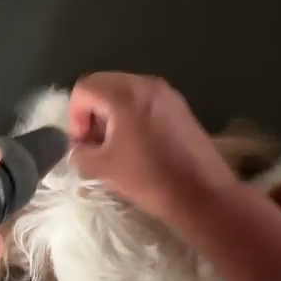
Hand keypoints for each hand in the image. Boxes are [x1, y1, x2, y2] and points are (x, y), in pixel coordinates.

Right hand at [67, 72, 235, 223]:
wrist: (204, 196)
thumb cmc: (150, 179)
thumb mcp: (103, 169)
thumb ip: (79, 153)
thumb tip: (79, 147)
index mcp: (124, 94)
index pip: (84, 88)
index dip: (75, 116)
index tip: (84, 143)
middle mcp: (146, 84)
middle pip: (103, 84)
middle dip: (92, 111)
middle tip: (96, 142)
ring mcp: (167, 94)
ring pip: (125, 91)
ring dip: (111, 112)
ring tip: (116, 145)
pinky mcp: (180, 107)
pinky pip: (144, 100)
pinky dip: (132, 114)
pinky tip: (138, 144)